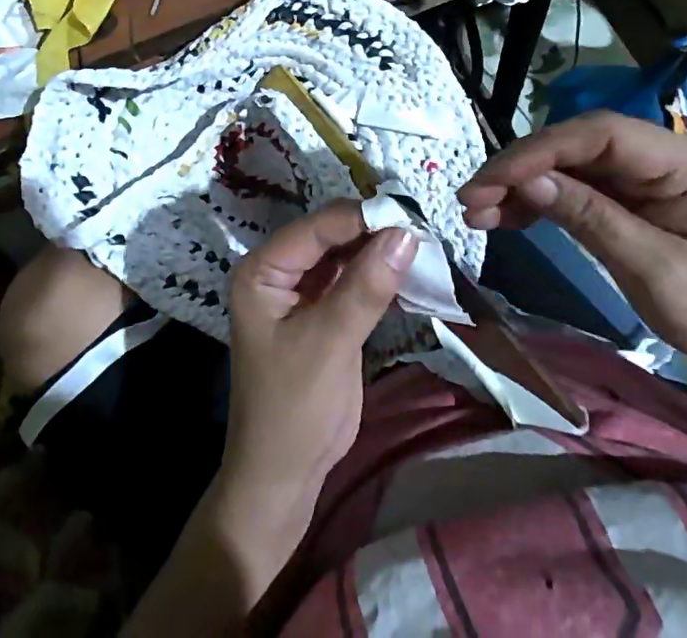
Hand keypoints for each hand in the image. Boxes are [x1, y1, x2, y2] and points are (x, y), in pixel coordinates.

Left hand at [218, 202, 417, 567]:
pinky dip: (379, 276)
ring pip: (345, 257)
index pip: (316, 228)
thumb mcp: (329, 341)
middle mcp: (278, 273)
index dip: (361, 218)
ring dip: (379, 252)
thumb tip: (406, 234)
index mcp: (263, 271)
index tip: (411, 215)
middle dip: (373, 232)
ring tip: (424, 245)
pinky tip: (410, 271)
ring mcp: (302, 293)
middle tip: (424, 229)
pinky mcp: (324, 313)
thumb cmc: (294, 405)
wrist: (286, 470)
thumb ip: (365, 287)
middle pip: (331, 237)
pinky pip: (353, 281)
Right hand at [457, 112, 686, 422]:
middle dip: (521, 168)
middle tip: (471, 199)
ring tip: (477, 214)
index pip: (602, 134)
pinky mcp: (634, 203)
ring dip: (522, 186)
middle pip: (579, 146)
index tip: (492, 180)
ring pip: (571, 167)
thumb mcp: (657, 272)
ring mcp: (649, 181)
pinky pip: (578, 191)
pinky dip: (540, 203)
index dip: (541, 149)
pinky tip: (506, 219)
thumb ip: (592, 219)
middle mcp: (666, 160)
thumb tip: (527, 180)